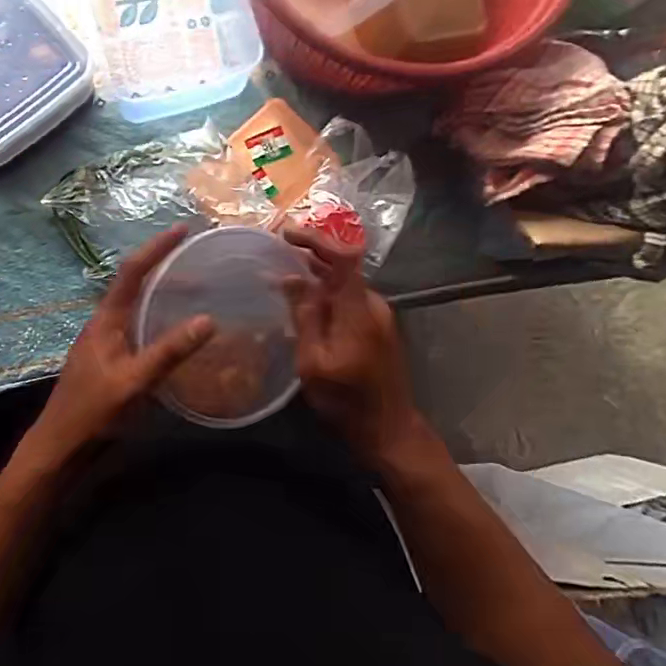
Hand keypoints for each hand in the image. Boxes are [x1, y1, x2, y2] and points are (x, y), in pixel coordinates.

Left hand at [18, 226, 215, 469]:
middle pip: (135, 284)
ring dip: (164, 294)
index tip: (183, 230)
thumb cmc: (92, 413)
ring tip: (198, 290)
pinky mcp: (113, 362)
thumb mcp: (134, 382)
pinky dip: (161, 320)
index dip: (156, 248)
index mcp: (106, 320)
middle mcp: (106, 324)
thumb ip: (169, 352)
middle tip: (199, 260)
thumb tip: (207, 319)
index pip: (131, 272)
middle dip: (165, 267)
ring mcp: (108, 343)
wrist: (61, 447)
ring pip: (138, 307)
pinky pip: (140, 328)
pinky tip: (180, 333)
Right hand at [281, 227, 431, 466]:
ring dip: (316, 272)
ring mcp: (377, 316)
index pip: (344, 256)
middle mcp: (372, 304)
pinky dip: (325, 291)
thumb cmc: (348, 401)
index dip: (316, 238)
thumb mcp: (314, 363)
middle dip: (310, 252)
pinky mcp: (376, 327)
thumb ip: (305, 317)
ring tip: (282, 272)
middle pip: (344, 264)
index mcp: (358, 310)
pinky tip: (303, 301)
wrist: (390, 430)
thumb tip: (292, 279)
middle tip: (275, 251)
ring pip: (344, 282)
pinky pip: (348, 298)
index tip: (285, 234)